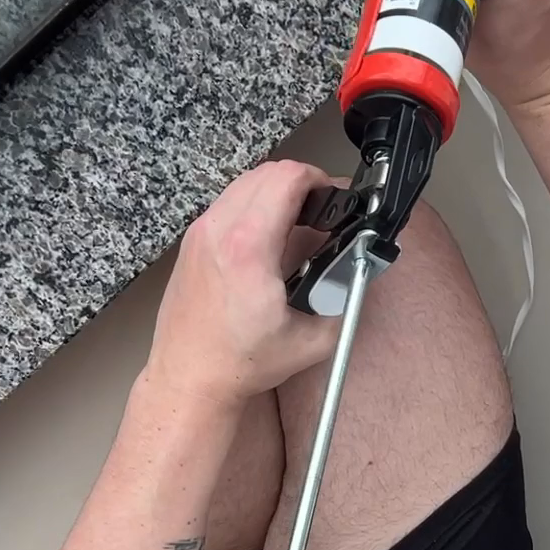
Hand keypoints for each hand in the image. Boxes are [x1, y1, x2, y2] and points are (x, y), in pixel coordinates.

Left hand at [143, 161, 341, 404]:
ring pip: (243, 183)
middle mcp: (219, 231)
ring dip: (274, 192)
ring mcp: (200, 234)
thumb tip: (358, 275)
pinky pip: (226, 203)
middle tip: (320, 211)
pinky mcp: (192, 243)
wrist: (190, 377)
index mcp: (248, 248)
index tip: (332, 199)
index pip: (287, 179)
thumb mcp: (312, 341)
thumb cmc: (239, 363)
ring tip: (295, 223)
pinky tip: (266, 238)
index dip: (318, 180)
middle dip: (300, 183)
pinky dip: (252, 205)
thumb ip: (344, 303)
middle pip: (266, 172)